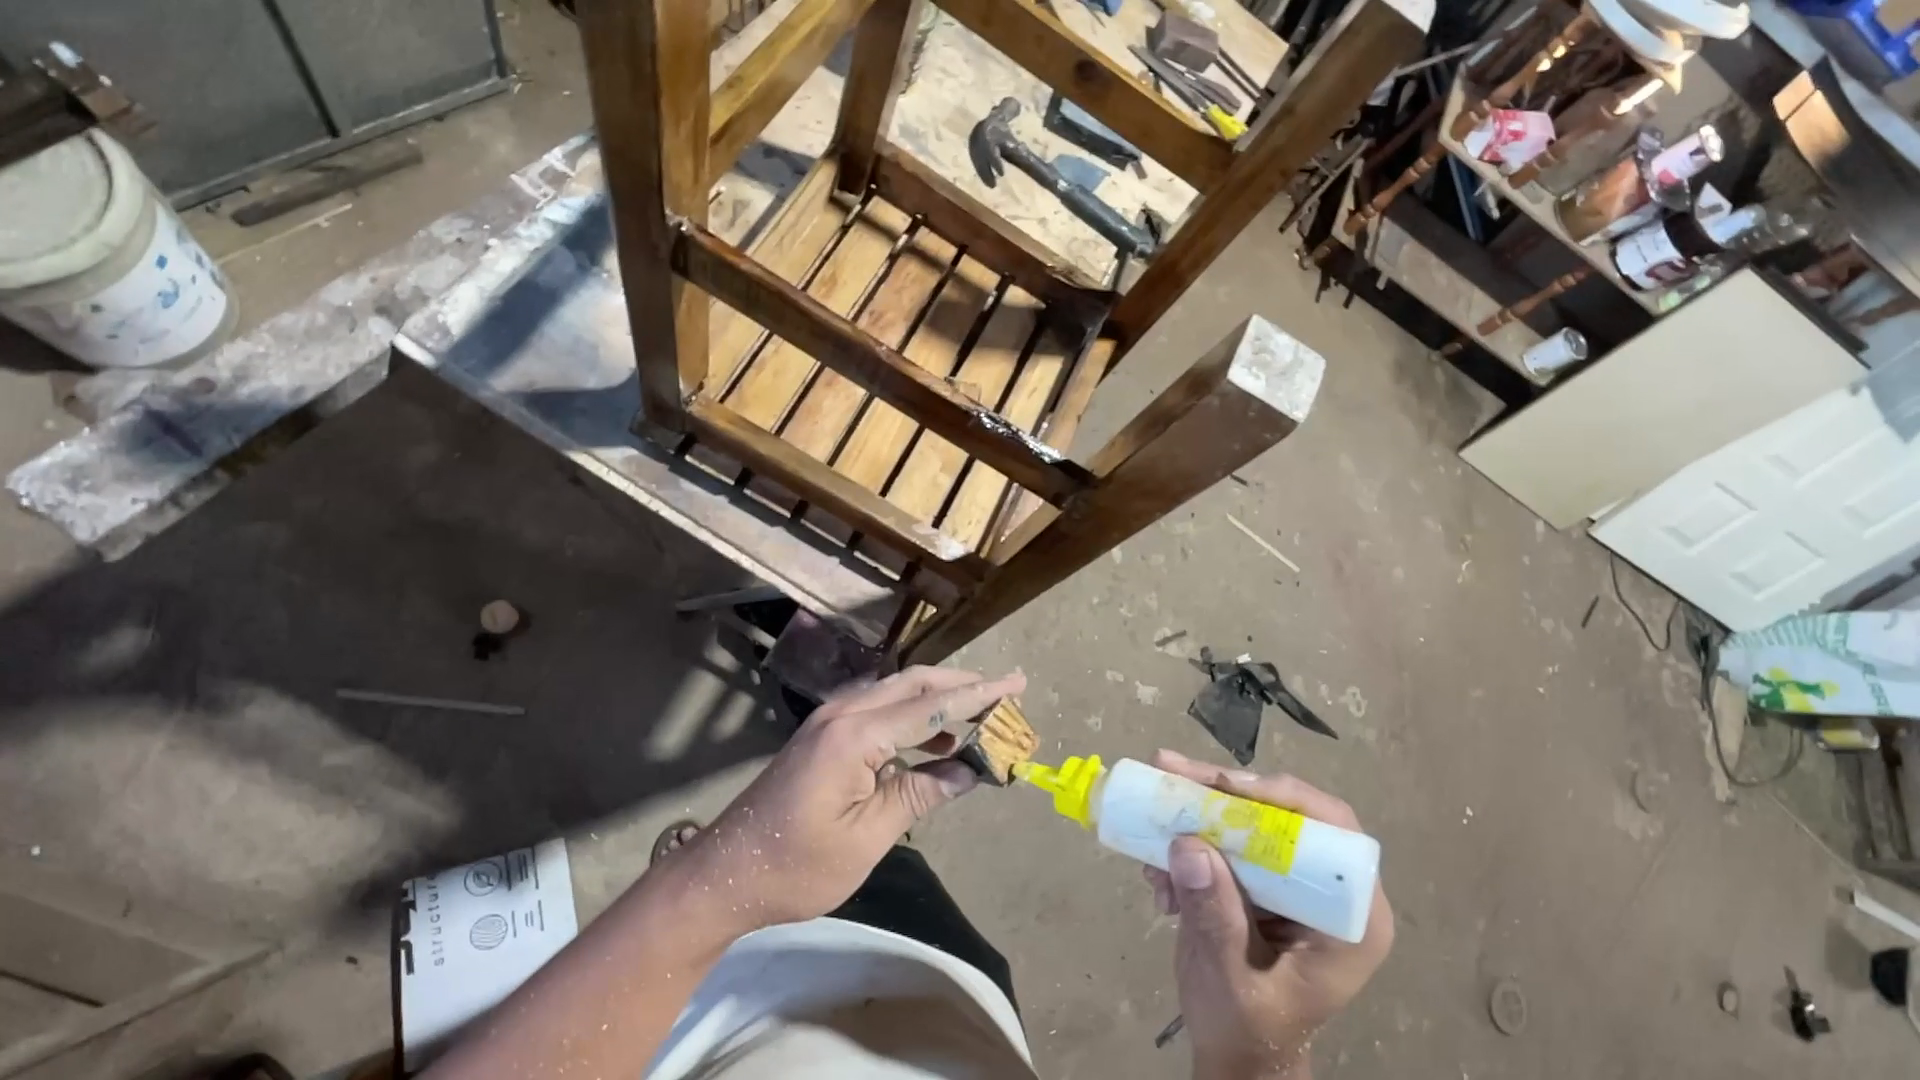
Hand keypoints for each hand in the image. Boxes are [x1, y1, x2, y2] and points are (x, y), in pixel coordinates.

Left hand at [657, 666, 1024, 936]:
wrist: (726, 874)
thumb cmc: (797, 866)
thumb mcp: (867, 838)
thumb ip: (918, 795)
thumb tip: (968, 771)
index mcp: (855, 735)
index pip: (930, 704)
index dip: (978, 694)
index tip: (1017, 681)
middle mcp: (842, 713)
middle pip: (913, 683)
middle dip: (961, 684)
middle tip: (1005, 691)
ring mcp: (828, 721)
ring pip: (894, 691)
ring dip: (937, 696)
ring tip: (979, 714)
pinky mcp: (822, 736)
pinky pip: (877, 709)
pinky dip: (912, 714)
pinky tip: (933, 739)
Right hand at [1142, 749, 1392, 1079]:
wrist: (1235, 1055)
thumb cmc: (1250, 1029)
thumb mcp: (1234, 980)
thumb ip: (1216, 917)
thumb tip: (1188, 843)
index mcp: (1350, 917)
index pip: (1334, 832)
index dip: (1284, 800)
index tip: (1228, 788)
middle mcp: (1326, 889)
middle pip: (1285, 814)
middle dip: (1225, 793)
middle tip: (1173, 769)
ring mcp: (1288, 882)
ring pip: (1249, 820)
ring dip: (1196, 811)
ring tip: (1150, 811)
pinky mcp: (1254, 881)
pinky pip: (1220, 841)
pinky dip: (1183, 843)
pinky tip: (1154, 869)